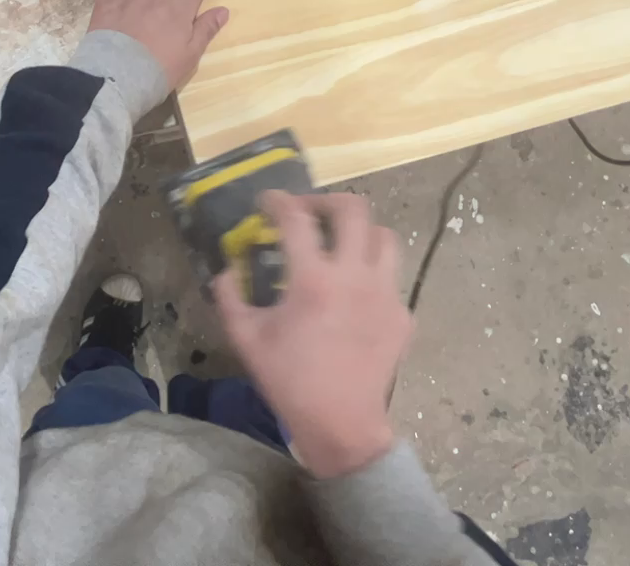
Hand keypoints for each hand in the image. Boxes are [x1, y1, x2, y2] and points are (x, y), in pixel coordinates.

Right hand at [213, 190, 411, 478]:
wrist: (342, 428)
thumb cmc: (290, 381)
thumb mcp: (245, 339)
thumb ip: (229, 297)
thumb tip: (226, 270)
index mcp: (313, 279)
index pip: (296, 218)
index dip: (278, 201)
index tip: (267, 201)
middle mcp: (354, 276)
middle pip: (354, 210)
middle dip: (326, 200)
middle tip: (308, 212)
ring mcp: (385, 294)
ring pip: (384, 236)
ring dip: (359, 231)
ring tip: (339, 243)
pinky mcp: (402, 315)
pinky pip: (391, 277)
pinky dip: (371, 272)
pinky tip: (354, 291)